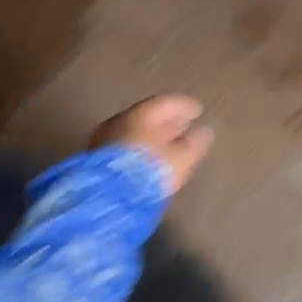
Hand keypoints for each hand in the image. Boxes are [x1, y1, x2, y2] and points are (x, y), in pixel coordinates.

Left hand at [89, 95, 213, 193]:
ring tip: (169, 144)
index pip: (165, 103)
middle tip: (184, 126)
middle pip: (148, 115)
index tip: (198, 110)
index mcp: (140, 114)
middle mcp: (120, 120)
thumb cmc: (149, 172)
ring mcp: (104, 138)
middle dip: (168, 121)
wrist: (107, 198)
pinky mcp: (97, 158)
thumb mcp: (181, 159)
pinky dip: (141, 147)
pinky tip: (150, 158)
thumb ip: (195, 142)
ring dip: (153, 135)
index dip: (184, 106)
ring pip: (135, 131)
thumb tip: (204, 131)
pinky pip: (125, 145)